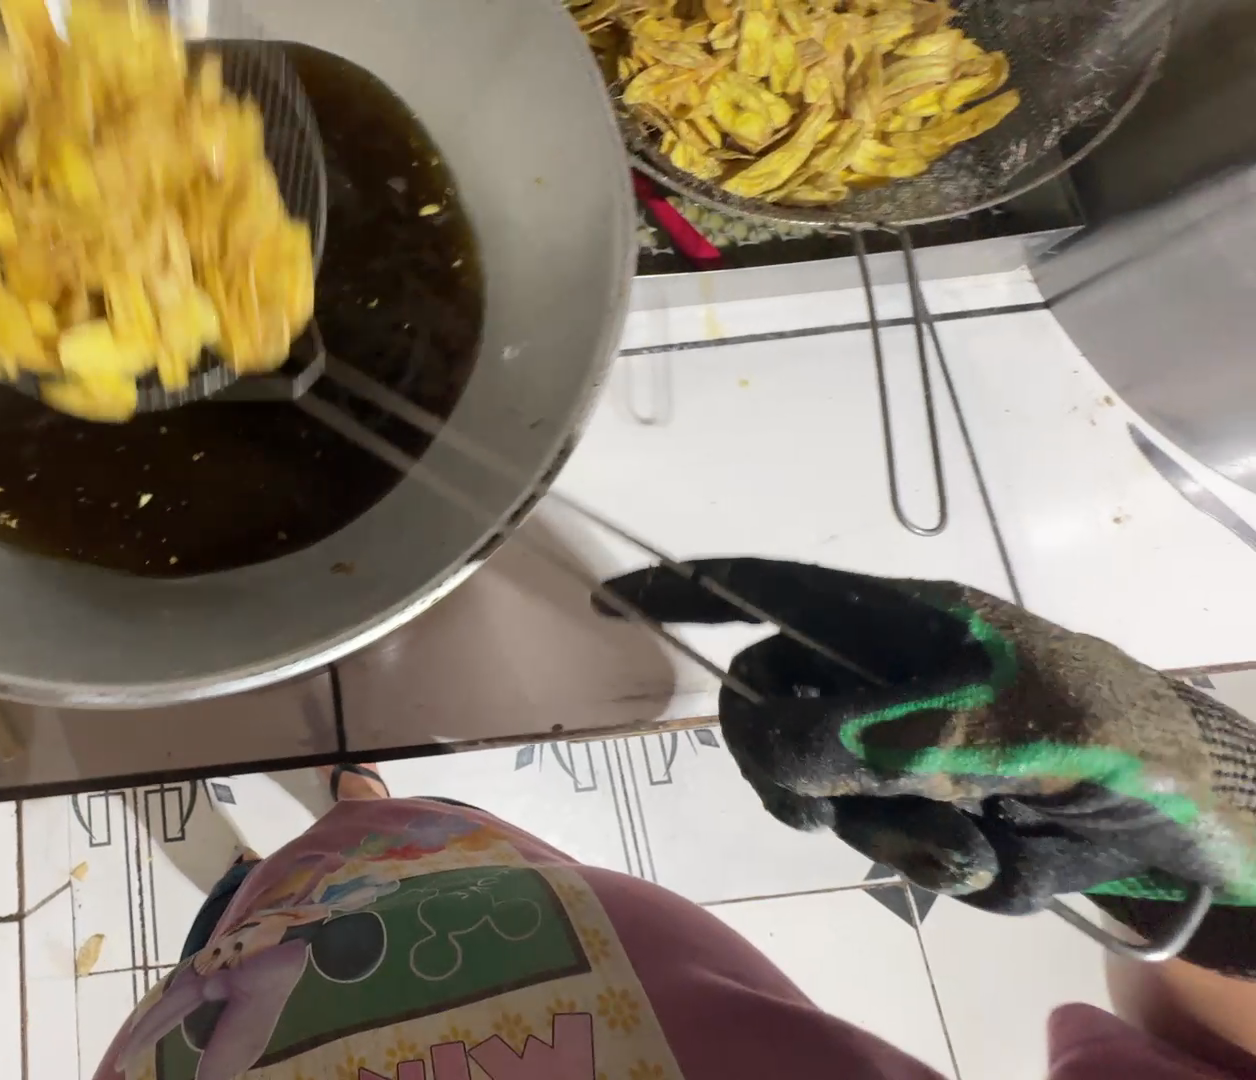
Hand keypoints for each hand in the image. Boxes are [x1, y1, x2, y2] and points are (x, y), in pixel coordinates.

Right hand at [599, 559, 1255, 967]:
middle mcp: (878, 678)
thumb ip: (867, 735)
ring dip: (881, 832)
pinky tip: (999, 861)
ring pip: (821, 786)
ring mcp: (900, 741)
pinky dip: (935, 862)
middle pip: (767, 708)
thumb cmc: (1117, 742)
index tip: (610, 600)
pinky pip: (881, 835)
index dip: (680, 590)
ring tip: (966, 850)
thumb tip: (763, 746)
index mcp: (888, 626)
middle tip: (810, 817)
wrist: (1235, 829)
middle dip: (782, 769)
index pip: (759, 592)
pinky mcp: (928, 800)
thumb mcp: (993, 730)